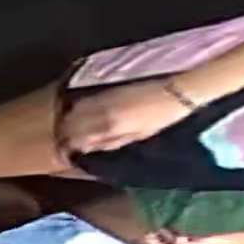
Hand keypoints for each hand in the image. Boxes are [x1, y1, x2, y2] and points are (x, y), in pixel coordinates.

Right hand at [58, 82, 196, 152]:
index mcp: (108, 127)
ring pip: (70, 115)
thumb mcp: (141, 134)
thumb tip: (89, 149)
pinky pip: (79, 105)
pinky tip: (80, 115)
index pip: (75, 141)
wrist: (179, 89)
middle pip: (67, 128)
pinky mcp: (103, 93)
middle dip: (64, 136)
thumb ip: (112, 142)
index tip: (69, 154)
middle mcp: (98, 114)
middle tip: (67, 143)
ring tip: (71, 130)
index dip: (68, 149)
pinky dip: (75, 112)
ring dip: (67, 124)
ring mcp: (99, 102)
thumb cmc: (164, 116)